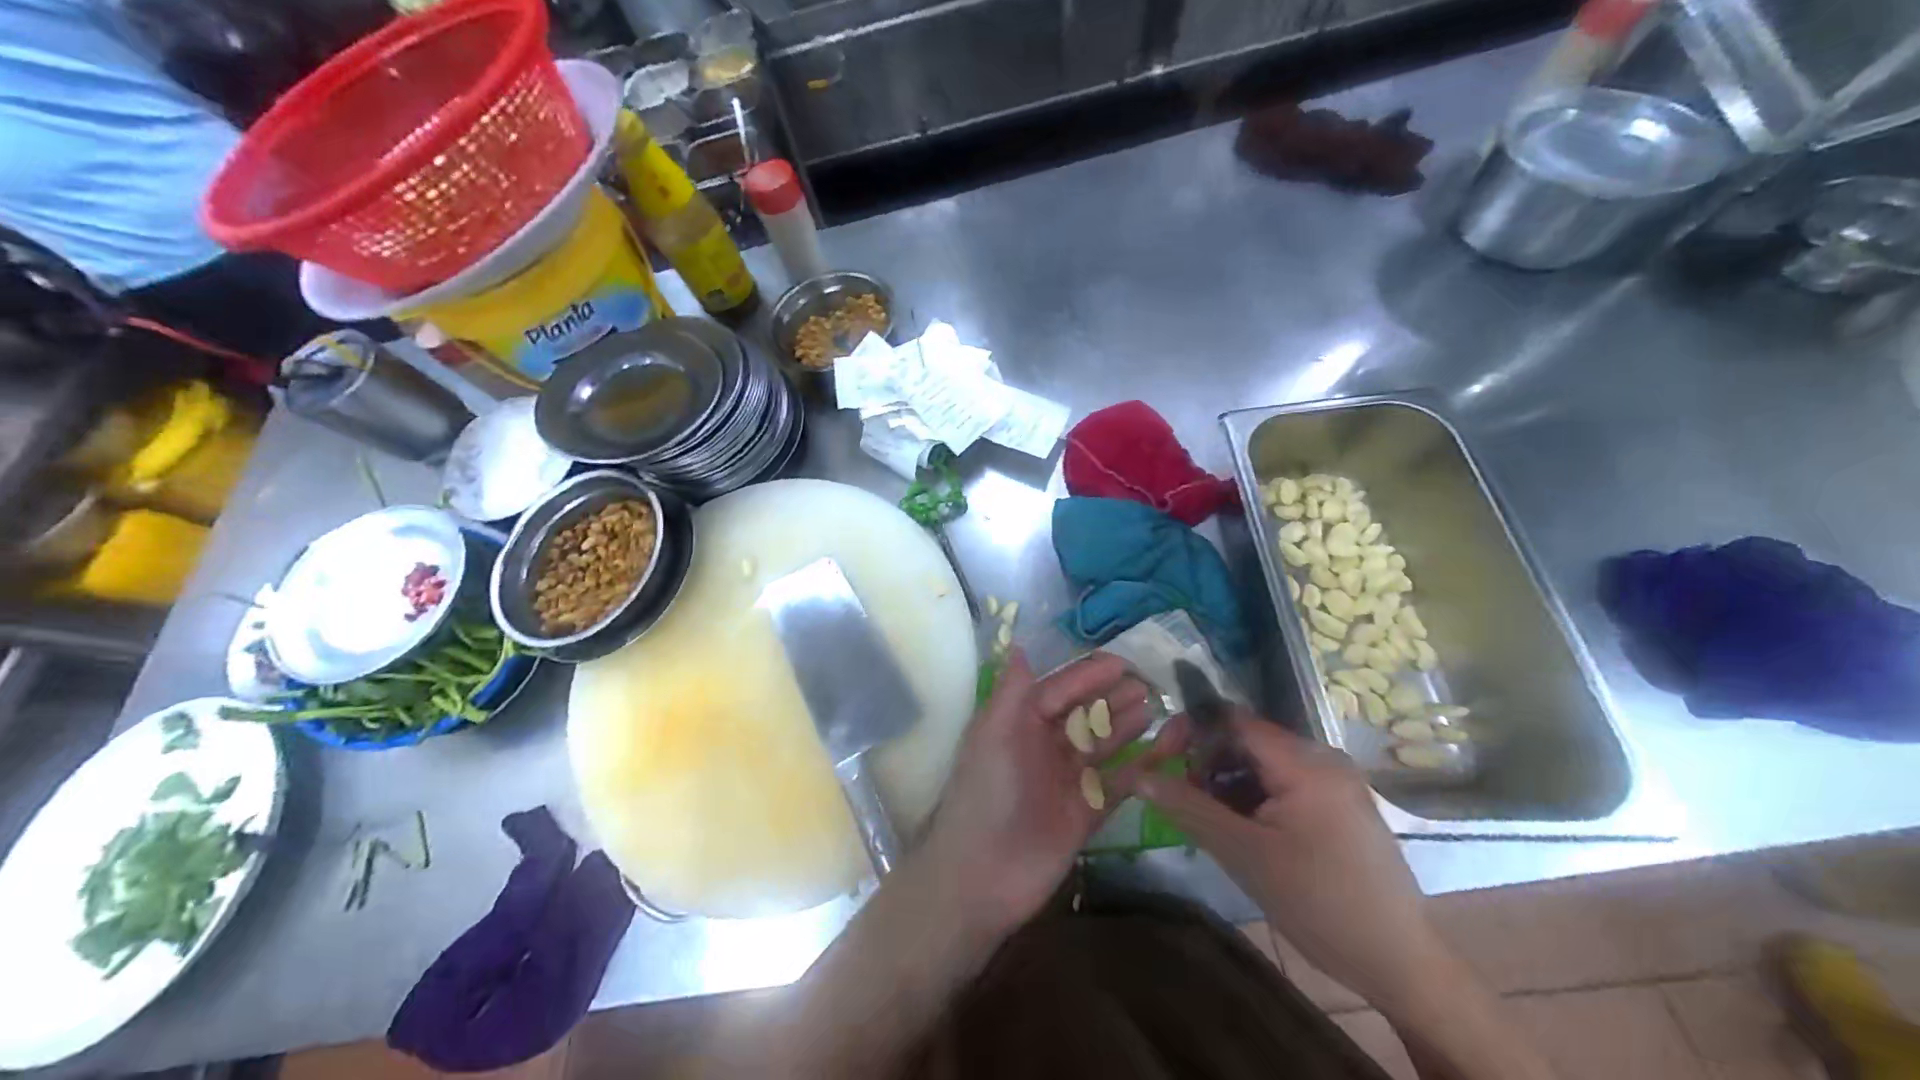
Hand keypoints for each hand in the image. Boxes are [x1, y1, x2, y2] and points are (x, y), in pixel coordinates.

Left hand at [917, 650, 1150, 937]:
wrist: (981, 876)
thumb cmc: (985, 795)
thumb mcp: (994, 735)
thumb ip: (1012, 692)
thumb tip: (1018, 645)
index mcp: (1016, 727)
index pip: (1056, 692)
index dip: (1086, 677)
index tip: (1121, 663)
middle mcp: (1042, 749)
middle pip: (1081, 715)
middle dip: (1110, 698)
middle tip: (1147, 682)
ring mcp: (1065, 782)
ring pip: (1101, 745)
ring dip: (1125, 725)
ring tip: (1155, 706)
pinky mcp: (1085, 814)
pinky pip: (1117, 782)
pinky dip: (1140, 766)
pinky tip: (1163, 750)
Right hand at [1114, 710, 1446, 1012]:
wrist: (1399, 962)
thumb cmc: (1319, 904)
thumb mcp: (1243, 854)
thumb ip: (1188, 807)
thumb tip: (1136, 774)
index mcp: (1305, 762)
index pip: (1233, 720)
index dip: (1191, 731)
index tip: (1161, 759)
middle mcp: (1324, 759)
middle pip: (1247, 741)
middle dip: (1208, 763)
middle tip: (1183, 801)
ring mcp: (1337, 782)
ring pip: (1263, 764)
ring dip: (1229, 784)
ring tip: (1212, 823)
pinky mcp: (1341, 805)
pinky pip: (1285, 784)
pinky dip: (1255, 798)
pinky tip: (1244, 832)